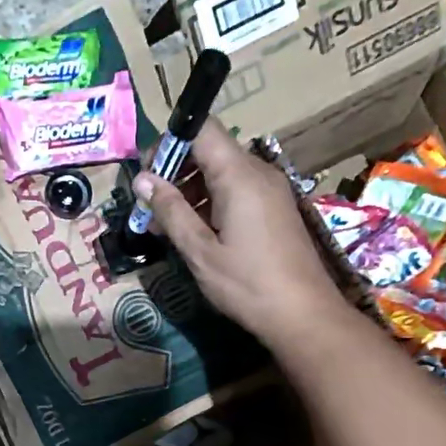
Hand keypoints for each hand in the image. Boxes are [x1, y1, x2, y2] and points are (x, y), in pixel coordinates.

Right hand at [138, 126, 343, 349]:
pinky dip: (210, 203)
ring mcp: (270, 190)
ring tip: (164, 226)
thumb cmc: (247, 284)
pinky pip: (236, 191)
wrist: (303, 315)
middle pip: (210, 151)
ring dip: (190, 191)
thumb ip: (170, 211)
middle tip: (149, 207)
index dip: (170, 142)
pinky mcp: (274, 209)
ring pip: (222, 173)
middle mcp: (258, 173)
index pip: (202, 130)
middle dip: (175, 171)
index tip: (147, 174)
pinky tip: (193, 233)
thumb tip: (142, 179)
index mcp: (239, 176)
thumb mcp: (200, 251)